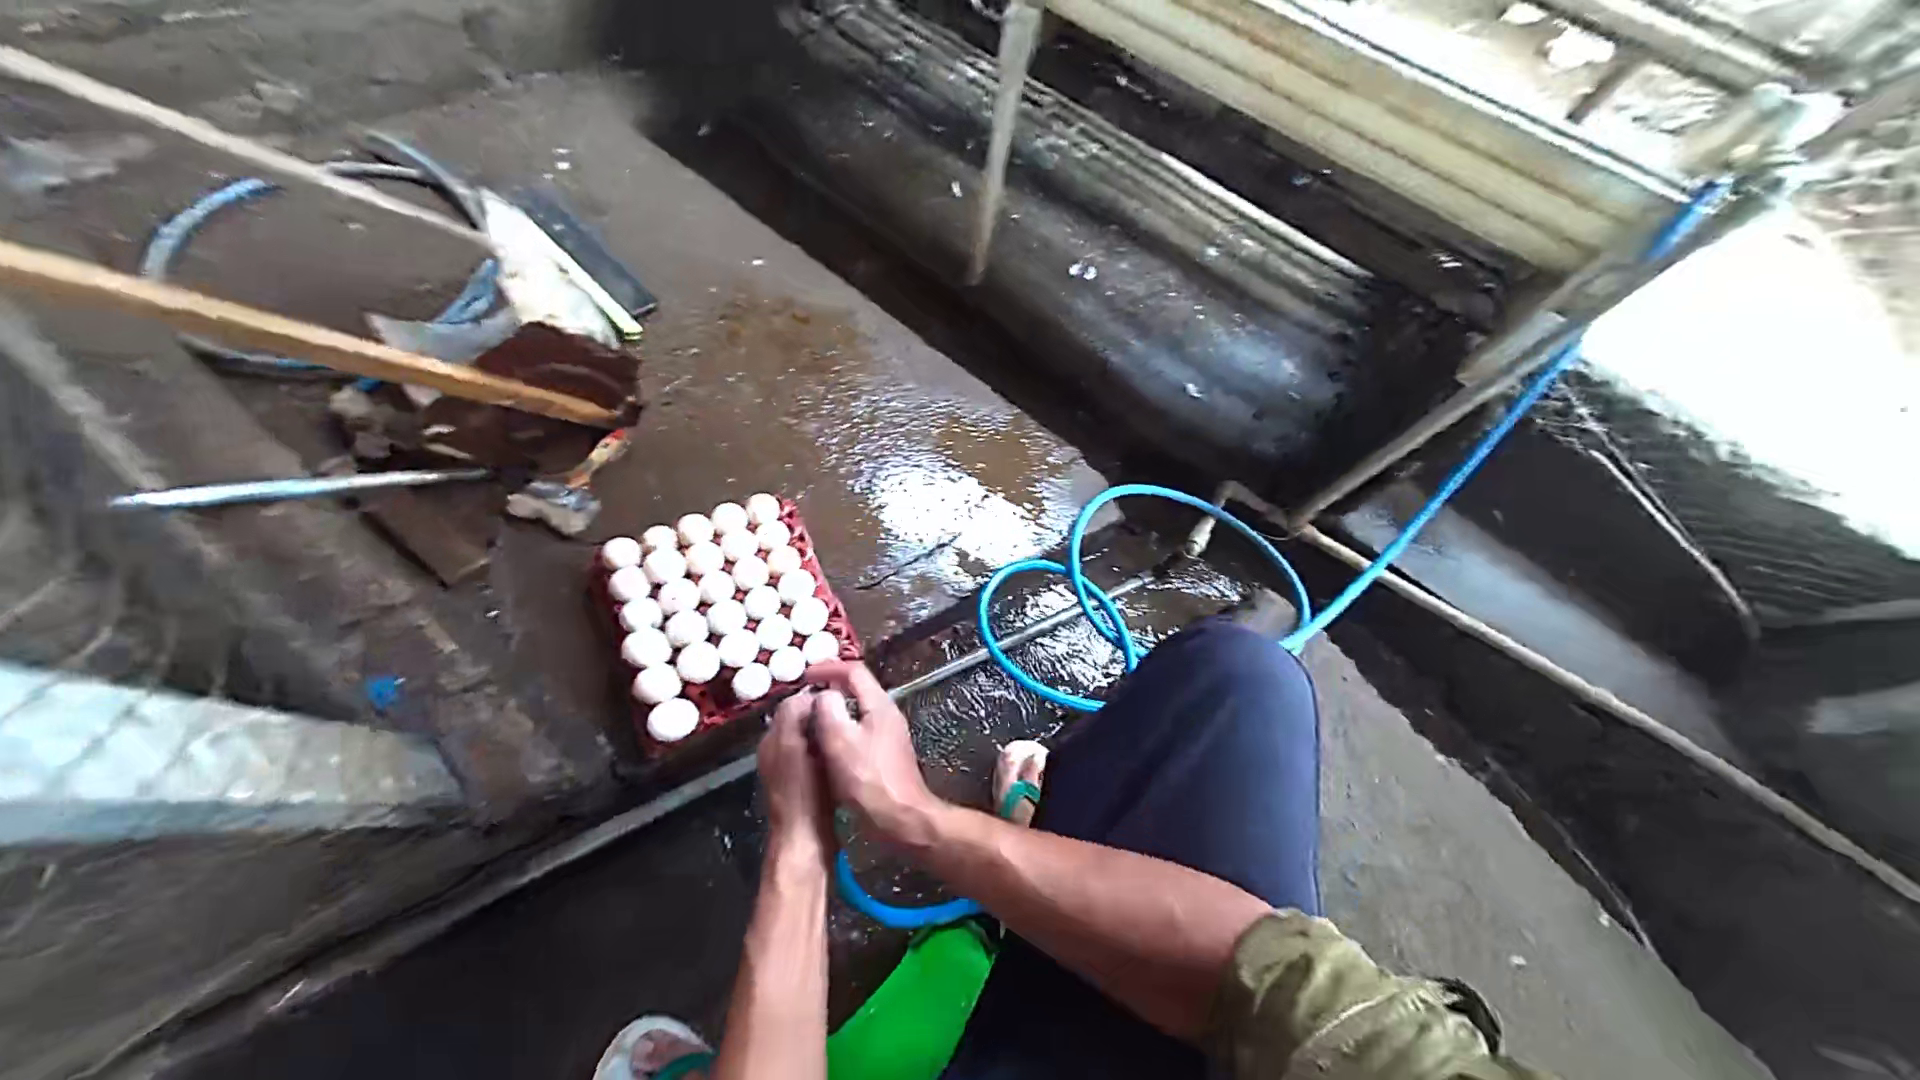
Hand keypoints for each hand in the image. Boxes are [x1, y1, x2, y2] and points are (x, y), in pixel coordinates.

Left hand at [758, 689, 834, 863]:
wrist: (806, 840)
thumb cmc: (801, 792)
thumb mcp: (791, 745)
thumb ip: (792, 715)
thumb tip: (807, 695)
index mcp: (772, 740)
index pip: (793, 704)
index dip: (815, 696)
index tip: (841, 693)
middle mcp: (780, 752)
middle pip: (805, 720)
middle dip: (825, 713)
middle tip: (851, 709)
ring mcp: (796, 769)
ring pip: (816, 737)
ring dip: (831, 731)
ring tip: (852, 726)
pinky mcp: (811, 784)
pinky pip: (824, 755)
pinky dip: (834, 749)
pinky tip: (848, 751)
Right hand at [805, 661, 942, 849]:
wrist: (902, 818)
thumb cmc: (868, 780)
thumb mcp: (840, 741)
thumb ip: (829, 711)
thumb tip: (824, 695)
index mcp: (879, 705)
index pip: (854, 671)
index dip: (828, 668)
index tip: (805, 675)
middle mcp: (887, 714)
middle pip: (858, 688)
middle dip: (831, 686)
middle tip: (805, 692)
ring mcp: (889, 734)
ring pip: (858, 710)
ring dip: (835, 708)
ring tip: (810, 715)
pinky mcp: (886, 753)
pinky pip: (859, 729)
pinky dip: (841, 727)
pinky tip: (825, 742)